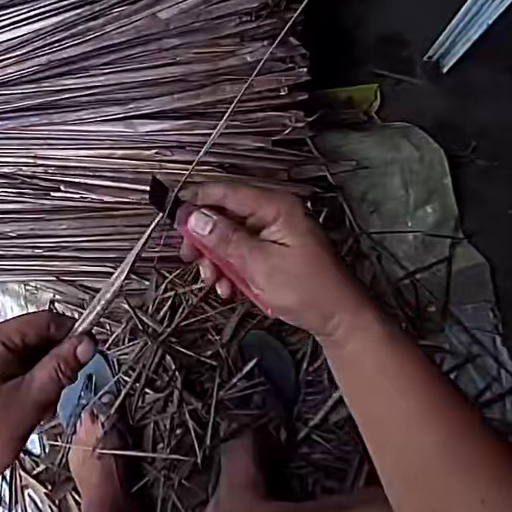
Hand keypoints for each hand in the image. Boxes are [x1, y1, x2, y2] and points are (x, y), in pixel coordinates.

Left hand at [0, 310, 93, 506]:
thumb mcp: (29, 400)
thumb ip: (60, 368)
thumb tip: (87, 343)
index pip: (46, 320)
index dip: (72, 335)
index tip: (90, 356)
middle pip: (40, 338)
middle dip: (57, 363)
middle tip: (59, 392)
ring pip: (34, 358)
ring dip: (47, 380)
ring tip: (41, 408)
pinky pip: (21, 373)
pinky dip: (34, 389)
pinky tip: (31, 411)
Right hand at [176, 182, 378, 340]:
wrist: (337, 319)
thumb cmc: (310, 290)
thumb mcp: (259, 264)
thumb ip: (225, 240)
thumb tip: (195, 218)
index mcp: (275, 207)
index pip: (227, 192)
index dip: (197, 201)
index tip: (174, 213)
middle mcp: (272, 215)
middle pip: (224, 215)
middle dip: (204, 239)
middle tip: (190, 255)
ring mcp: (270, 233)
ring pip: (227, 237)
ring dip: (215, 259)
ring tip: (214, 280)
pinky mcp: (269, 251)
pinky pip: (238, 253)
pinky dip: (228, 269)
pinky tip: (227, 286)